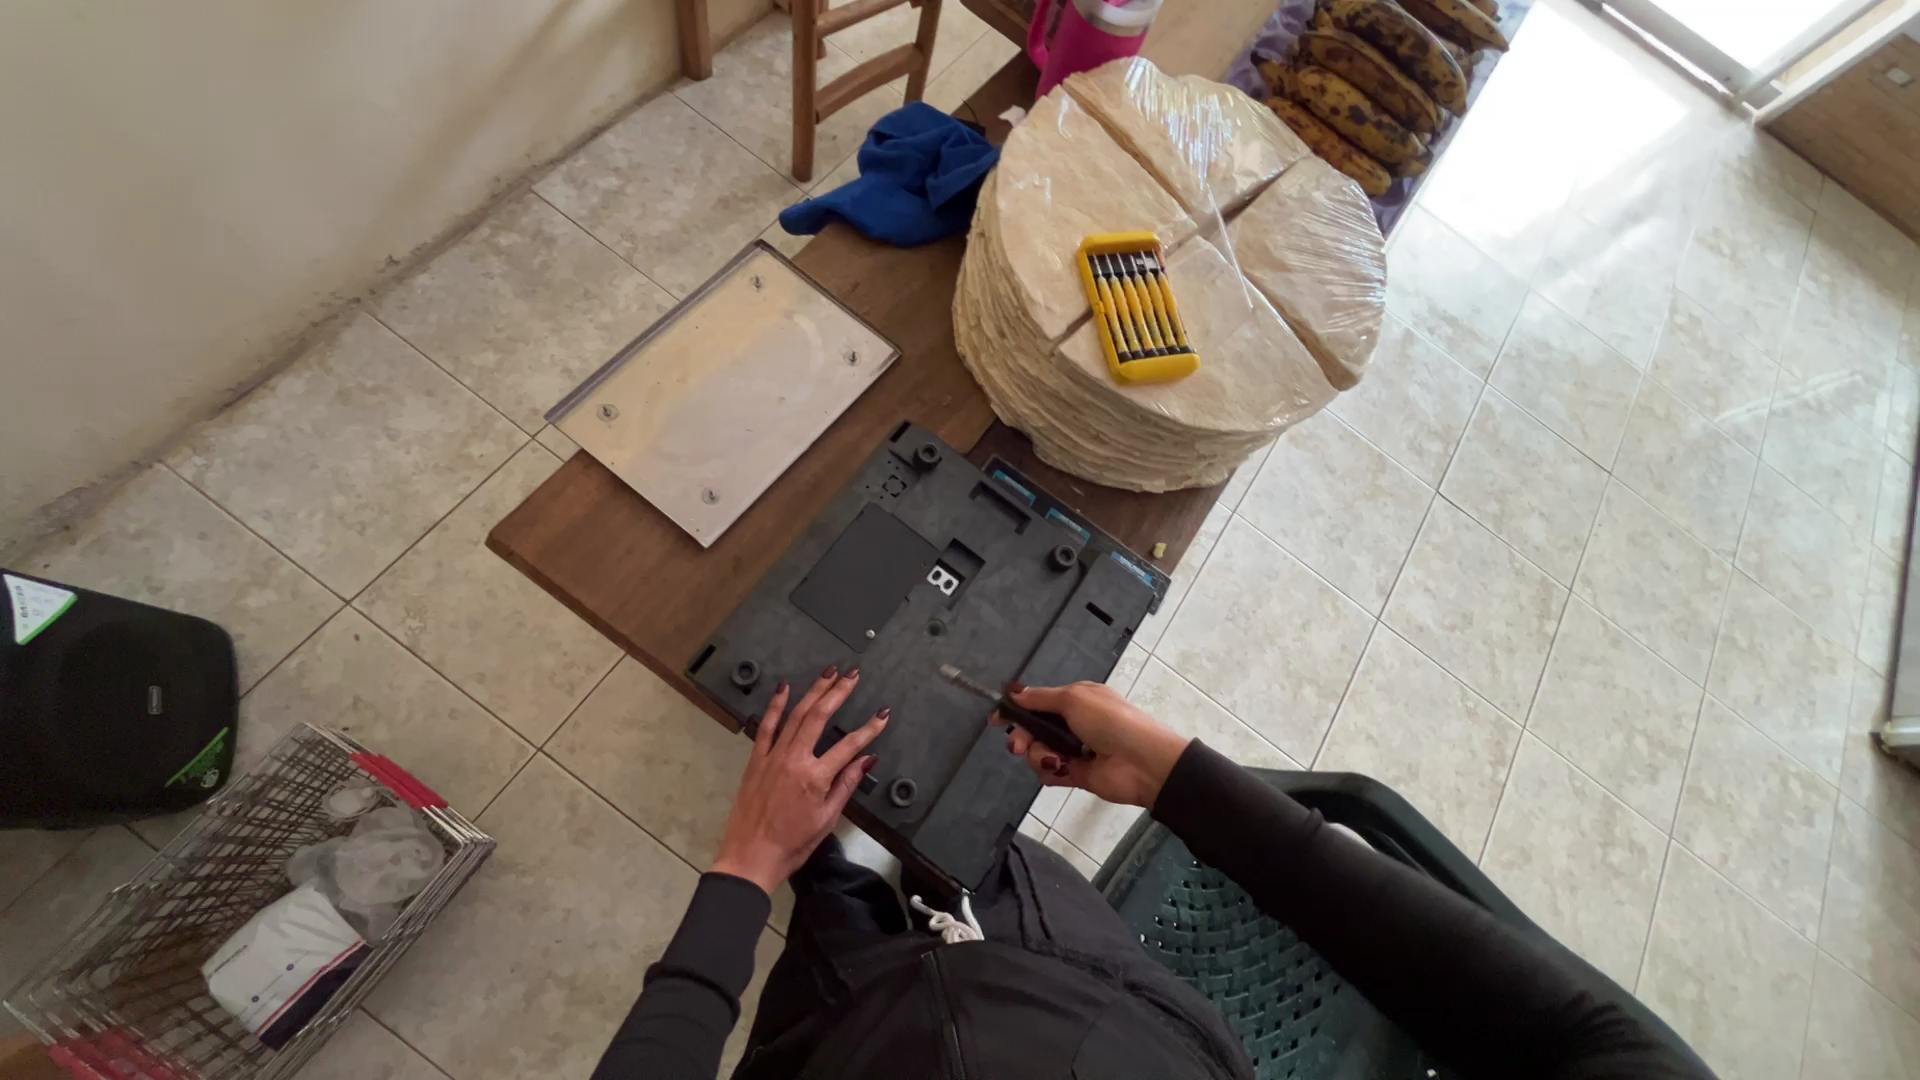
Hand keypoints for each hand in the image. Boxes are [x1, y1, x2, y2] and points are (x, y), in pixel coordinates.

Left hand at [710, 666, 887, 895]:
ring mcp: (772, 757)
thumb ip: (846, 784)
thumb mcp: (827, 818)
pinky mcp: (756, 760)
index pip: (849, 746)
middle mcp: (794, 760)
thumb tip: (867, 759)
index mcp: (815, 777)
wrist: (750, 859)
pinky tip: (784, 688)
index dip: (869, 729)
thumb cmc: (793, 844)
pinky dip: (775, 706)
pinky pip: (766, 727)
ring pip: (796, 715)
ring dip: (814, 691)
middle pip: (819, 717)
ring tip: (829, 673)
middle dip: (838, 693)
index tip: (883, 714)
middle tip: (852, 675)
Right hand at [995, 682, 1189, 807]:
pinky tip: (1062, 769)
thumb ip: (1041, 698)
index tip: (997, 719)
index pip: (1039, 702)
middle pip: (1034, 729)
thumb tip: (1015, 692)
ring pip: (1039, 752)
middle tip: (1020, 746)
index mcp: (1077, 699)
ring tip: (1055, 759)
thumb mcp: (1074, 699)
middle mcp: (1074, 722)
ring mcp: (1074, 749)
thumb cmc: (1110, 721)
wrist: (1142, 762)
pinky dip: (1051, 772)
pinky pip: (1051, 772)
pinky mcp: (1076, 774)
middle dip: (1023, 736)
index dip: (1017, 710)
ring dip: (1040, 756)